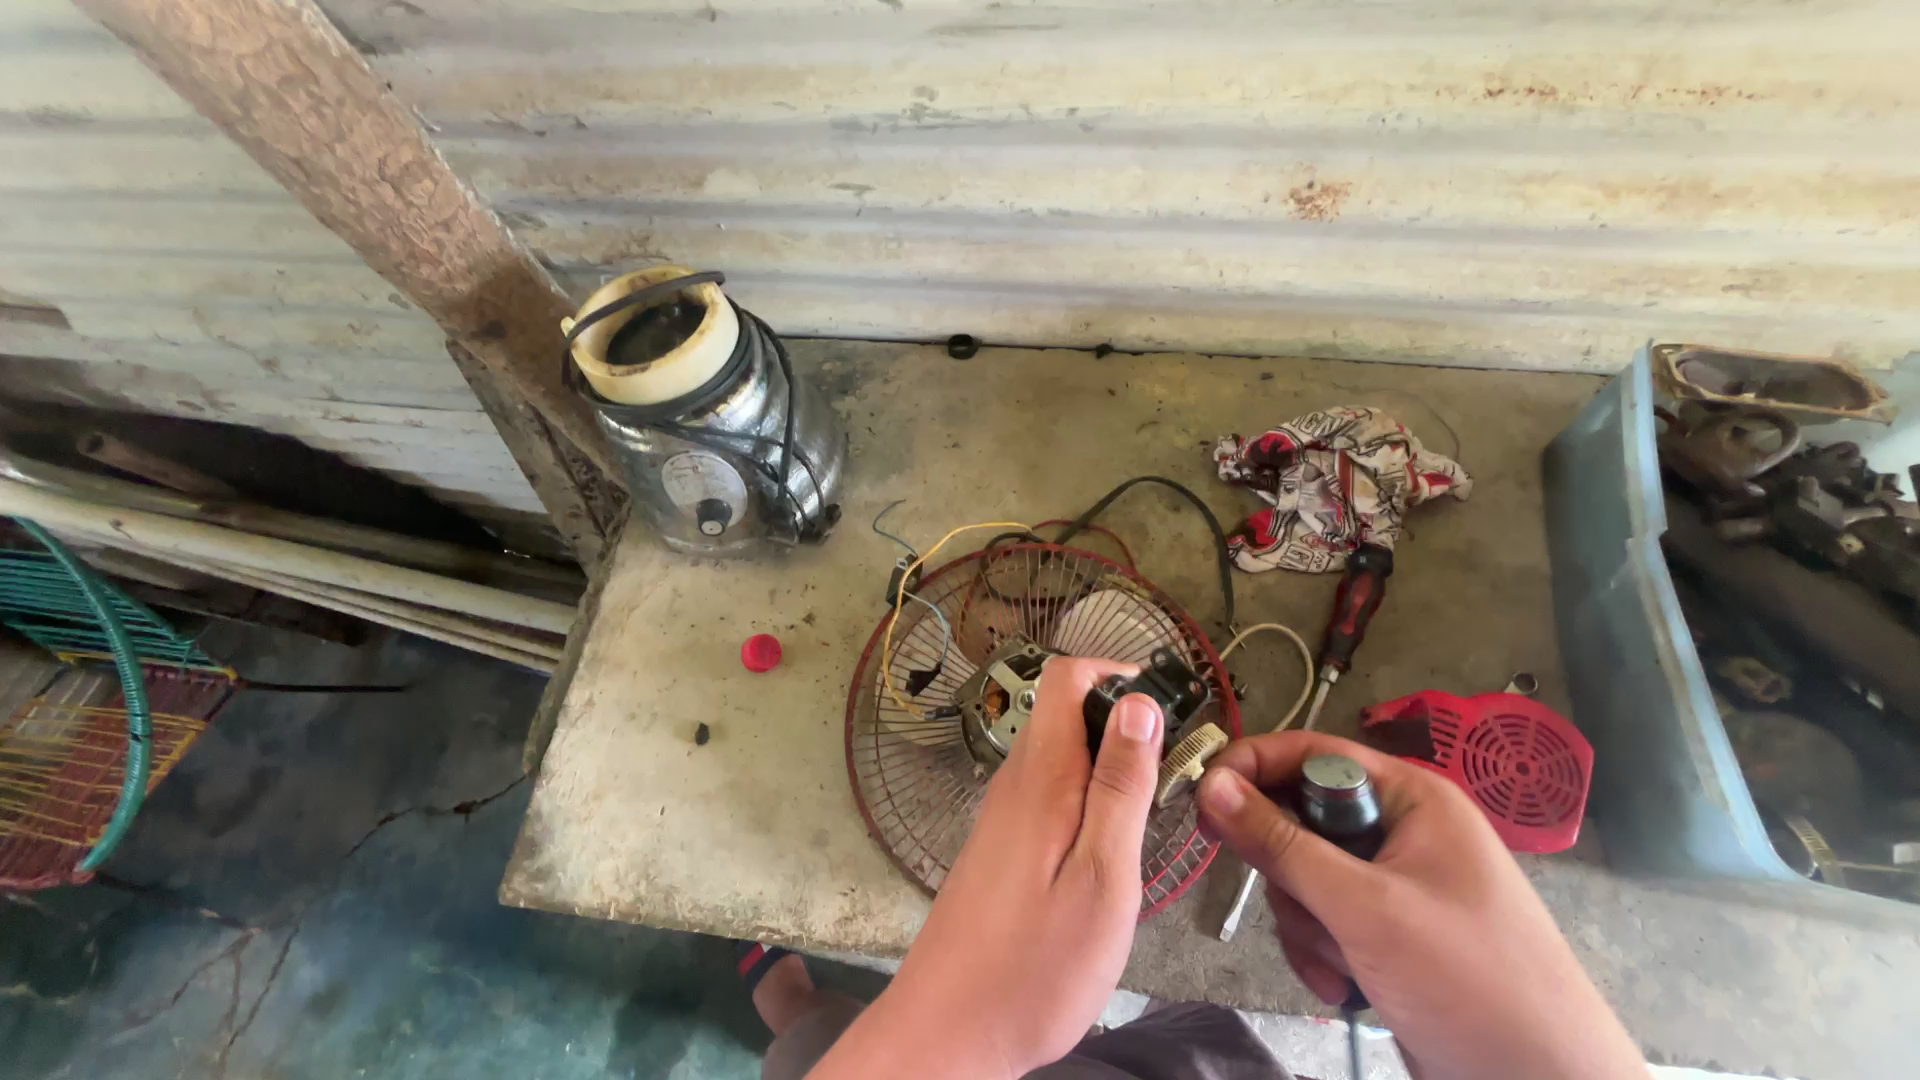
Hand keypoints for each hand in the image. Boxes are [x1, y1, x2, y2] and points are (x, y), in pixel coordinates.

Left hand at [810, 657, 1164, 1079]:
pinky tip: (1109, 846)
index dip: (1113, 671)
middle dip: (1121, 722)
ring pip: (1060, 753)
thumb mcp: (1102, 875)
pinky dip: (1087, 795)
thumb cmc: (1036, 964)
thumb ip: (1120, 785)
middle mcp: (1015, 781)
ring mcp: (1004, 812)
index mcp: (1041, 776)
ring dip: (1107, 762)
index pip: (1064, 678)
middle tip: (1171, 769)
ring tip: (1150, 811)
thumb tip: (1136, 703)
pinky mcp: (1002, 843)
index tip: (1165, 702)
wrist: (950, 1029)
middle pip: (1064, 712)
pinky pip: (1049, 791)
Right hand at [1198, 732, 1644, 1079]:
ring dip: (1305, 922)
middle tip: (1293, 902)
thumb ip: (1281, 844)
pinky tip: (1343, 986)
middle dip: (1289, 872)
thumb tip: (1210, 785)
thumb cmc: (1470, 983)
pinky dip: (1319, 951)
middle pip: (1299, 818)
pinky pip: (1320, 917)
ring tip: (1339, 963)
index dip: (1253, 767)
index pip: (1312, 754)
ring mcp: (1392, 885)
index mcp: (1411, 799)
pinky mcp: (1385, 932)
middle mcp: (1400, 831)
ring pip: (1302, 874)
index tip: (1204, 798)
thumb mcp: (1364, 907)